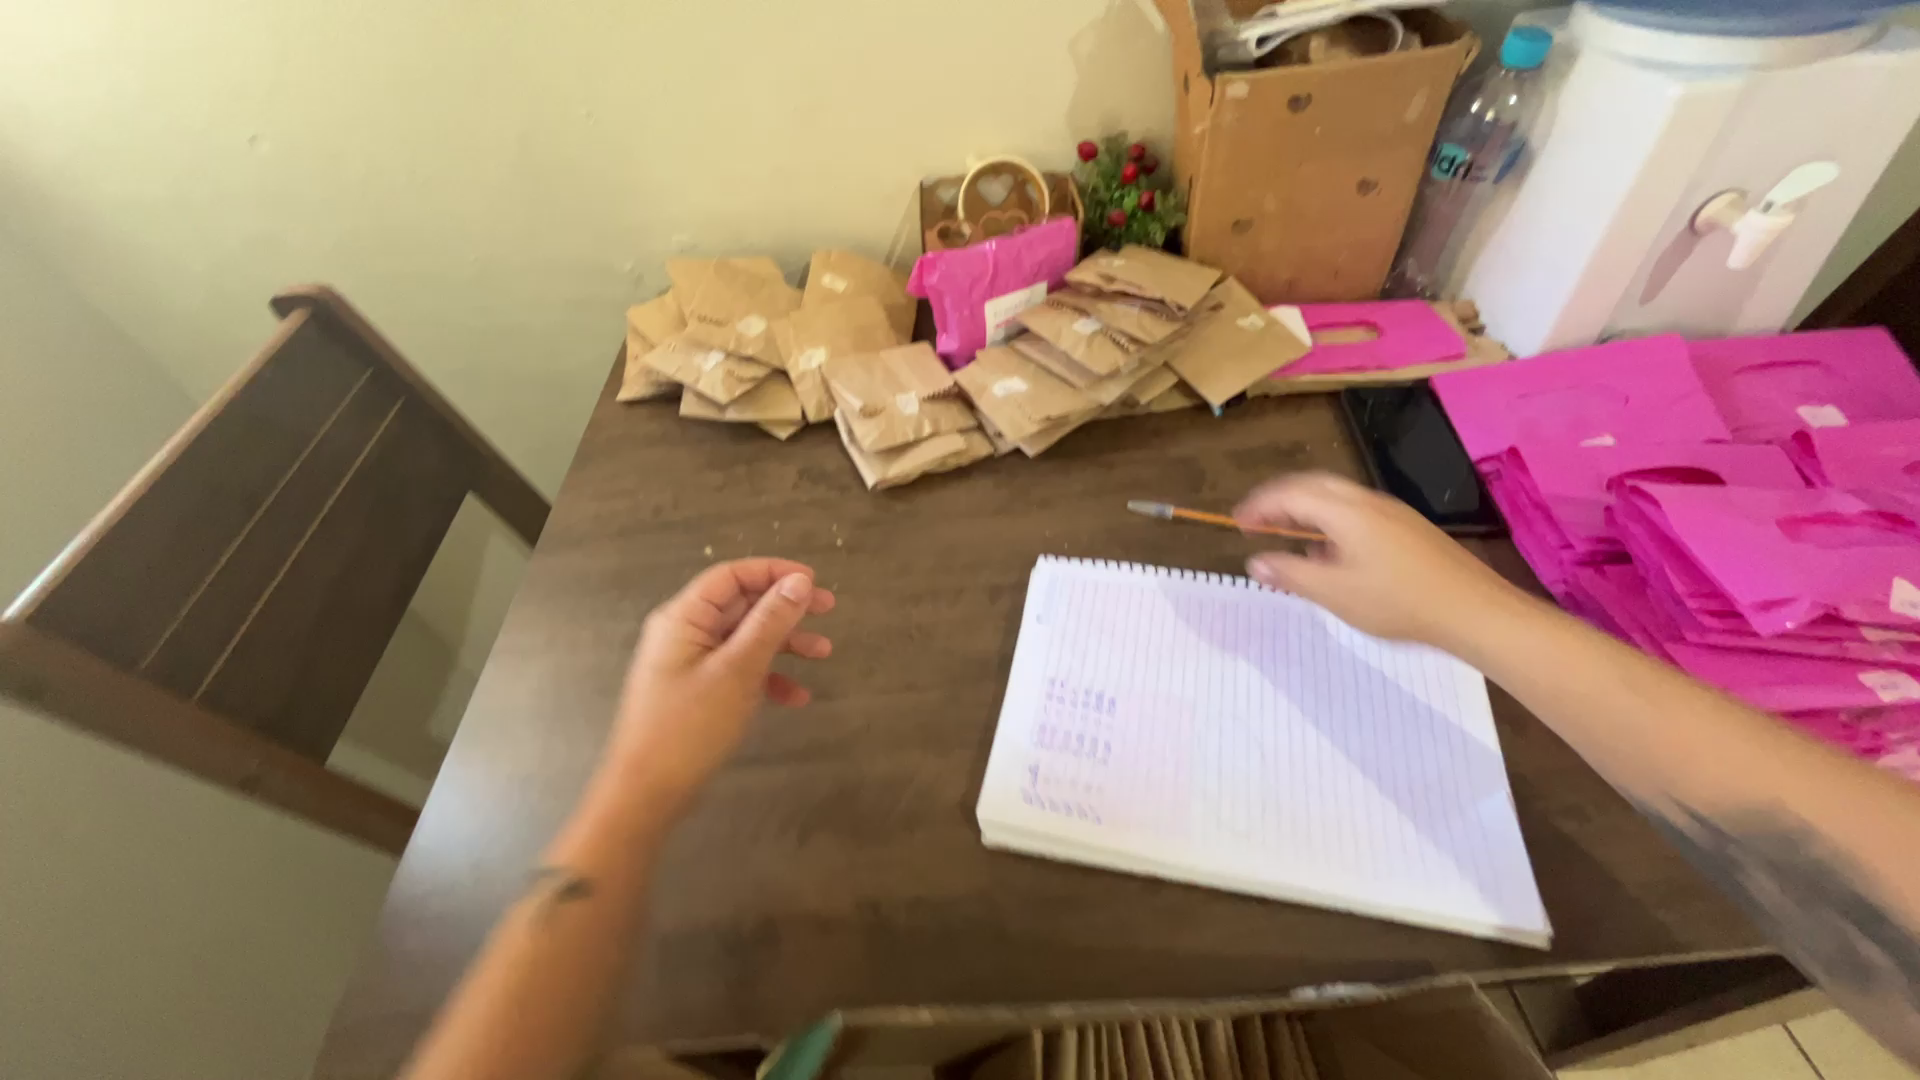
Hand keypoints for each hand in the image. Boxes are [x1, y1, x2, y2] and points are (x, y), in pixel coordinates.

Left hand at [602, 558, 834, 811]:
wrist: (647, 794)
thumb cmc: (690, 726)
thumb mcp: (738, 670)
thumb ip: (770, 622)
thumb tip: (799, 582)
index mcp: (684, 618)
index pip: (731, 576)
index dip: (773, 571)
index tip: (813, 581)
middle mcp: (684, 632)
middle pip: (741, 604)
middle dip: (786, 607)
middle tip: (828, 609)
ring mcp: (690, 663)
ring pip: (745, 638)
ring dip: (784, 642)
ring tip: (823, 653)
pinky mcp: (697, 691)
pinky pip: (738, 670)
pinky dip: (768, 677)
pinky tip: (796, 696)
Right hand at [1235, 472, 1519, 646]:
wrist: (1476, 612)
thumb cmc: (1398, 602)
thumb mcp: (1334, 593)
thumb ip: (1290, 575)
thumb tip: (1255, 562)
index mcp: (1347, 512)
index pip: (1291, 494)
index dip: (1260, 505)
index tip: (1237, 522)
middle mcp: (1368, 503)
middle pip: (1314, 485)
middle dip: (1280, 499)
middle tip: (1258, 521)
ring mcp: (1393, 514)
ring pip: (1337, 497)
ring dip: (1305, 509)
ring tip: (1287, 535)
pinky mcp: (1408, 529)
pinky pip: (1356, 512)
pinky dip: (1329, 520)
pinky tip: (1329, 552)